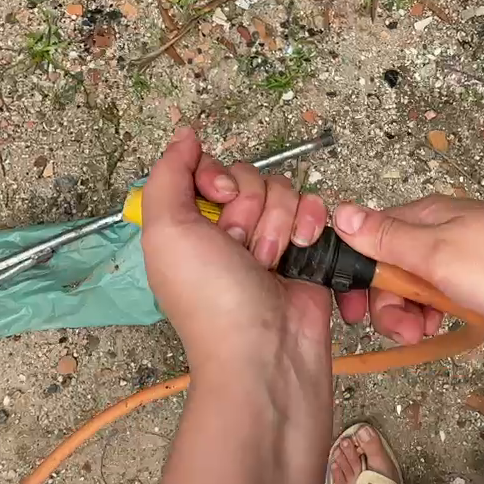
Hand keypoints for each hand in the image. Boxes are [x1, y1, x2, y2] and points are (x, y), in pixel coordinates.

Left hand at [140, 127, 333, 377]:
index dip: (220, 174)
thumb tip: (185, 133)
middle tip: (242, 249)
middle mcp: (230, 228)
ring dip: (279, 224)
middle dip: (252, 209)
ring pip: (286, 190)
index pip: (213, 167)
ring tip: (270, 263)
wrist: (266, 350)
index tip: (222, 197)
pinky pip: (316, 209)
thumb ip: (169, 175)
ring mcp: (271, 237)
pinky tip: (301, 252)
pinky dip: (311, 225)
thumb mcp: (167, 233)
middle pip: (254, 175)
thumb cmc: (211, 298)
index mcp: (192, 223)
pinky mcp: (307, 247)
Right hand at [329, 195, 483, 337]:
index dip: (355, 277)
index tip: (359, 314)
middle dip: (388, 302)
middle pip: (388, 263)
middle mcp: (437, 224)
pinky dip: (437, 308)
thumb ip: (386, 238)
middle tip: (409, 332)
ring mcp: (461, 246)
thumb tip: (336, 209)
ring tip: (430, 332)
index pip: (365, 238)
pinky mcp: (480, 268)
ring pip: (414, 280)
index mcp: (422, 214)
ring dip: (412, 311)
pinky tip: (449, 324)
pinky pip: (441, 288)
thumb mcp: (438, 255)